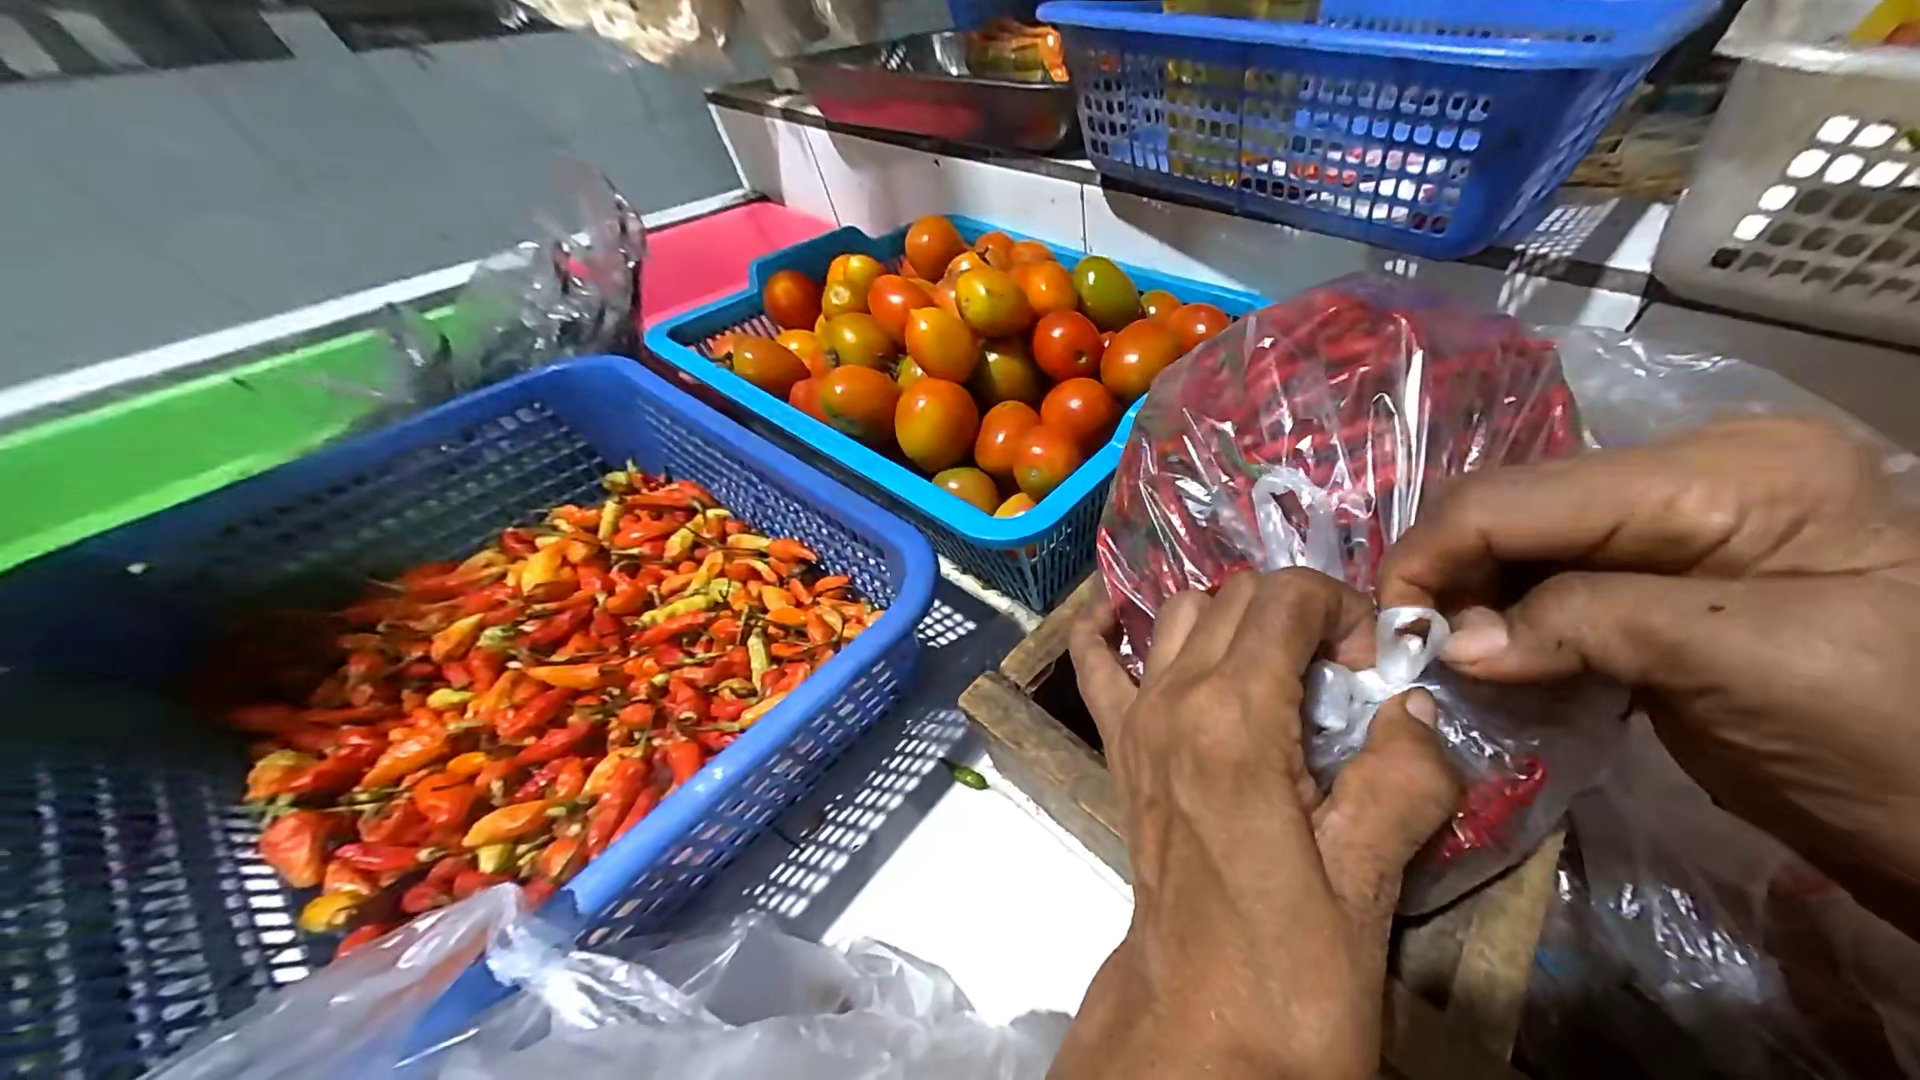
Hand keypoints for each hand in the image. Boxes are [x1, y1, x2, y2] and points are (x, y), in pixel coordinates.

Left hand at [1051, 570, 1458, 1079]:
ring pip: (1178, 614)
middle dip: (1296, 610)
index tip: (1374, 663)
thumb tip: (1413, 708)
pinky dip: (1102, 631)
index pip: (1286, 597)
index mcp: (1235, 715)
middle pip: (1235, 595)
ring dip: (1230, 616)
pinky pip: (1094, 665)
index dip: (1341, 609)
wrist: (1200, 1018)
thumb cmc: (1290, 963)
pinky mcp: (1117, 742)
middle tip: (1340, 667)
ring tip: (1273, 660)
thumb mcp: (1371, 876)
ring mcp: (1136, 715)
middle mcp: (1173, 695)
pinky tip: (1115, 618)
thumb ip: (1403, 777)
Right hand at [1378, 416, 1919, 935]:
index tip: (1390, 634)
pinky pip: (1532, 572)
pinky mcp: (1645, 565)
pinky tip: (1491, 650)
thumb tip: (1448, 644)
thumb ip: (1580, 628)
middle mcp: (1678, 473)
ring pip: (1503, 538)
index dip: (1429, 558)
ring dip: (1461, 597)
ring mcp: (1661, 519)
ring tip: (1448, 654)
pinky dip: (1495, 613)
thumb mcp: (1740, 667)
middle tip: (1413, 649)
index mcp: (1717, 473)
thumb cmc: (1903, 739)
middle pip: (1499, 507)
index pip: (1510, 498)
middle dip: (1440, 576)